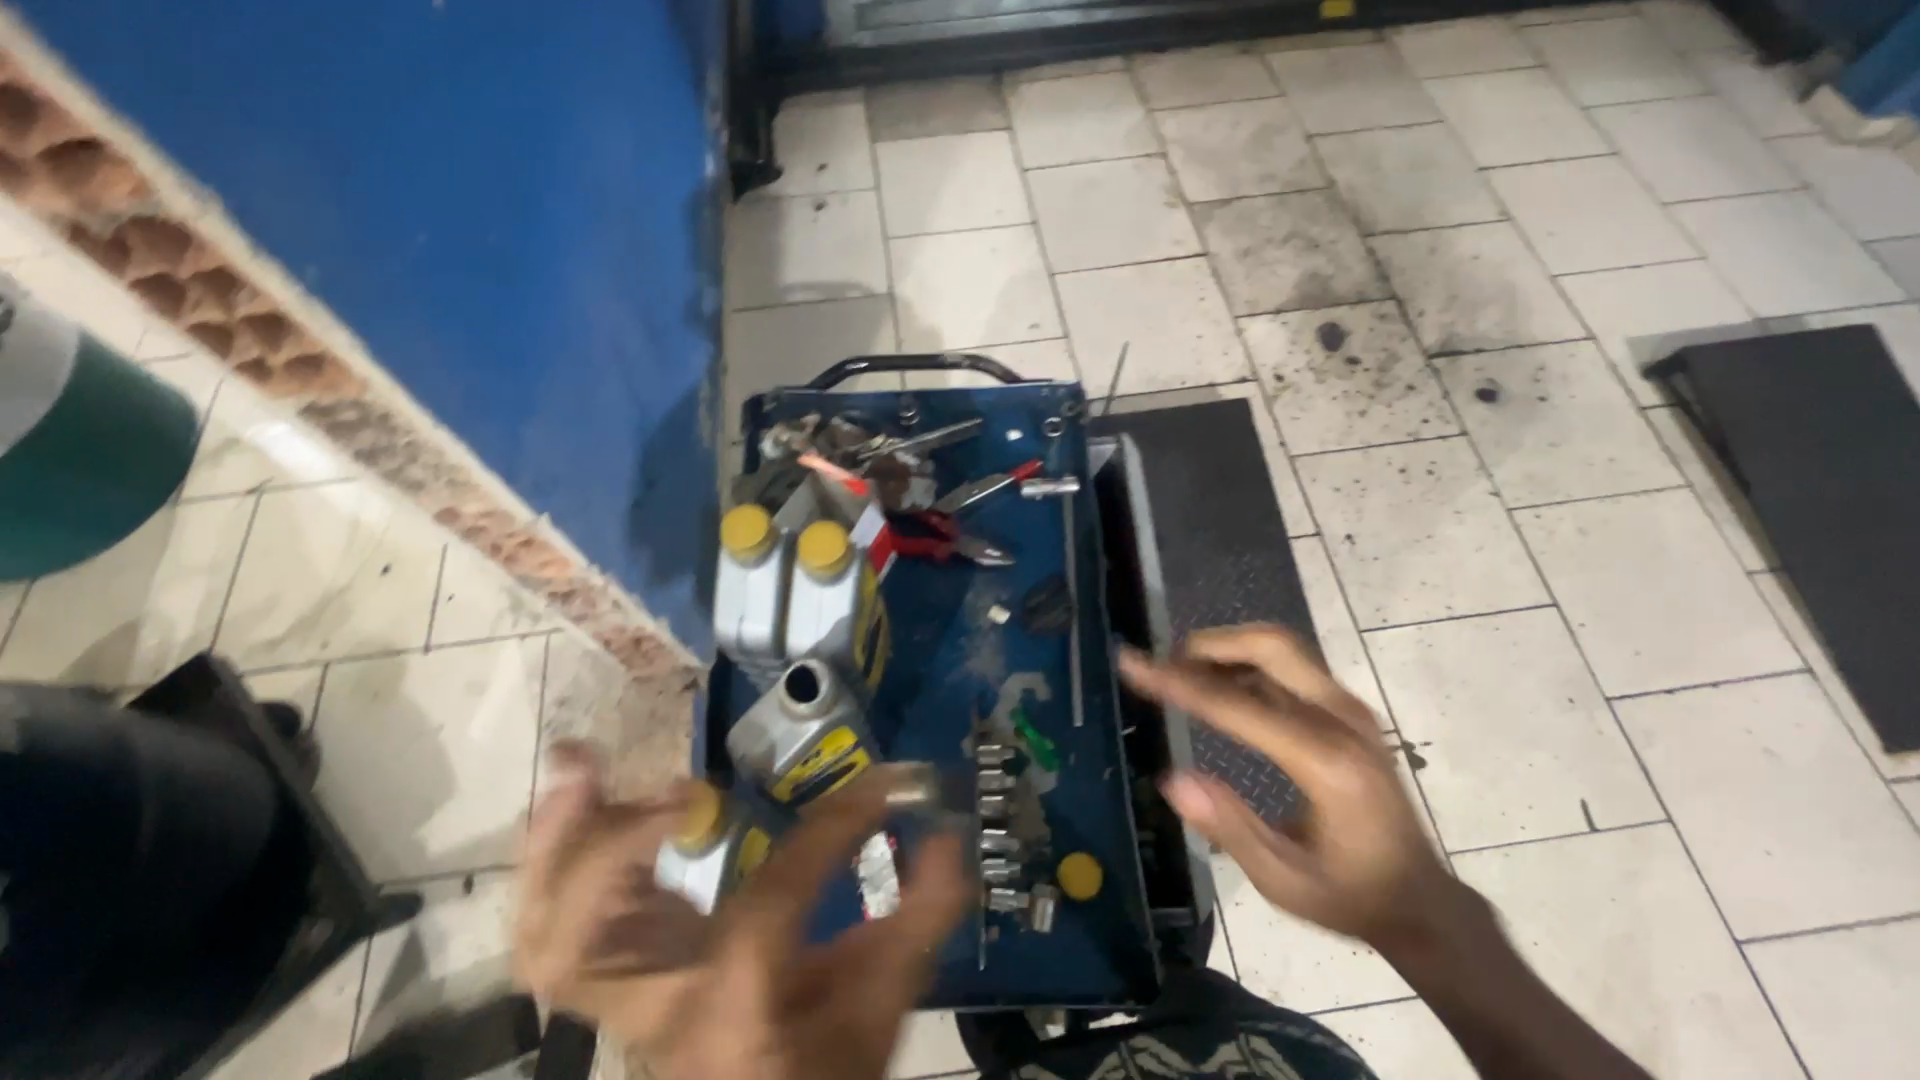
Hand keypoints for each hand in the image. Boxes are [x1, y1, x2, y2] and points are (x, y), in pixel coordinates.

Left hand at [513, 742, 970, 1079]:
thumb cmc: (823, 1068)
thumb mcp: (880, 1008)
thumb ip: (918, 921)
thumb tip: (945, 833)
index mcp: (736, 1019)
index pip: (765, 912)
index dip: (825, 836)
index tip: (877, 788)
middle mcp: (660, 1011)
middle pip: (587, 943)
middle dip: (616, 851)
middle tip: (679, 792)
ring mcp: (620, 997)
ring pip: (545, 931)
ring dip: (558, 841)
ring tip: (586, 763)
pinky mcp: (608, 972)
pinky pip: (547, 921)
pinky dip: (551, 856)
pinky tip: (579, 797)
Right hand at [1118, 626, 1473, 951]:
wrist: (1420, 899)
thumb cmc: (1347, 895)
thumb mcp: (1282, 879)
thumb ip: (1228, 827)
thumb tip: (1170, 779)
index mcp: (1325, 763)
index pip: (1237, 704)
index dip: (1177, 682)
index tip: (1131, 664)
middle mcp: (1342, 721)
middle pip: (1272, 646)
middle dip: (1210, 645)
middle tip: (1163, 665)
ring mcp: (1351, 712)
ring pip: (1283, 649)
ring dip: (1228, 650)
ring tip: (1181, 674)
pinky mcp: (1349, 714)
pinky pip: (1293, 668)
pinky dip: (1248, 664)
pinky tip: (1220, 688)